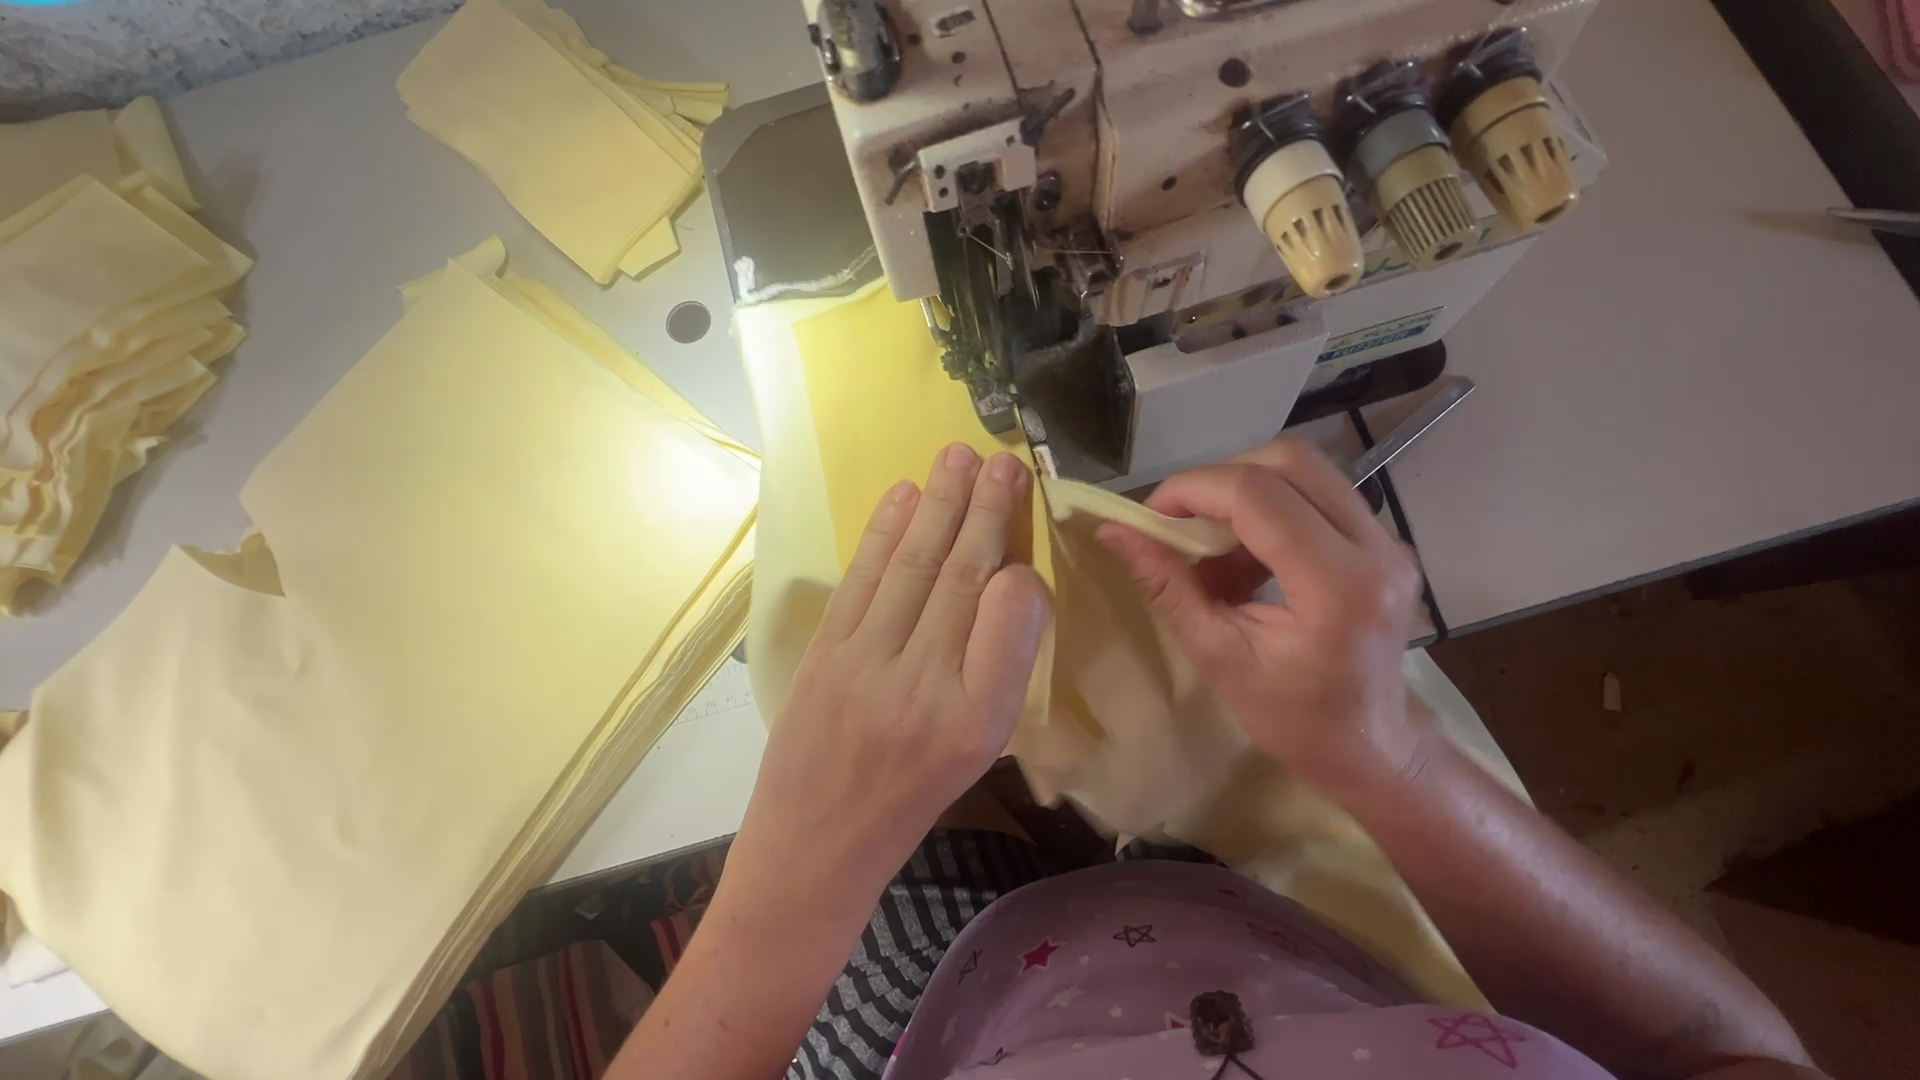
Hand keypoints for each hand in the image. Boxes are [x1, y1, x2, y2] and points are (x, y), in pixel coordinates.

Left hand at [739, 444, 1049, 896]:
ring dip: (939, 504)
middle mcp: (926, 685)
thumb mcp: (980, 748)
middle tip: (1003, 457)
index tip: (1025, 529)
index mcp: (979, 717)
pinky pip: (862, 579)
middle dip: (986, 509)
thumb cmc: (910, 798)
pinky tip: (905, 495)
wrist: (818, 844)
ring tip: (959, 455)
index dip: (1022, 564)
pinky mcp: (825, 652)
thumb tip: (1009, 585)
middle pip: (962, 575)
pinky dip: (884, 531)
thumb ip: (1002, 668)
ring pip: (914, 565)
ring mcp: (867, 664)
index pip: (1013, 614)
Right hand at [1098, 437, 1429, 794]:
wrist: (1370, 746)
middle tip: (1181, 522)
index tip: (1150, 517)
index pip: (1258, 496)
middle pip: (1289, 461)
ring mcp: (1389, 540)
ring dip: (1244, 491)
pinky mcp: (1385, 541)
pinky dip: (1269, 508)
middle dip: (1220, 480)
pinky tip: (1246, 558)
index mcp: (1338, 586)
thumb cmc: (1291, 717)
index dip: (1193, 490)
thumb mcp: (1216, 655)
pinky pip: (1318, 493)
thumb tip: (1112, 532)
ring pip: (1305, 469)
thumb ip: (1166, 585)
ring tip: (1213, 546)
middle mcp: (1376, 548)